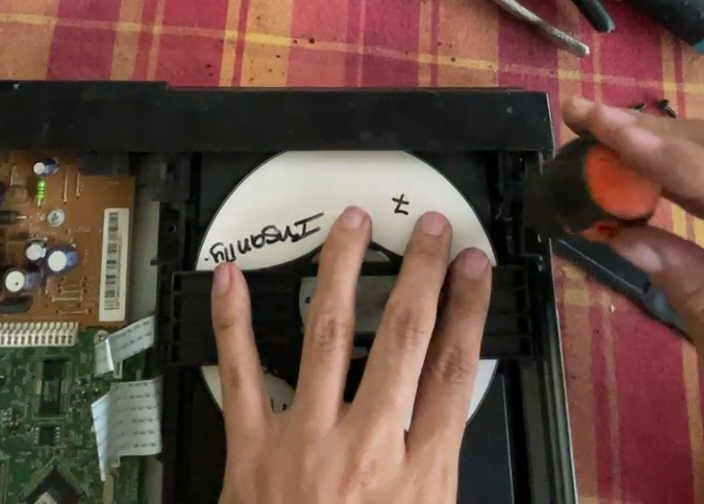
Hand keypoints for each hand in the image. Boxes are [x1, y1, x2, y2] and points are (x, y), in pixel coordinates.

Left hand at [209, 206, 493, 503]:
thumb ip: (440, 474)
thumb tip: (450, 409)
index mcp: (416, 480)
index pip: (453, 372)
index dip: (468, 310)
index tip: (473, 268)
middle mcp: (363, 452)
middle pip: (403, 339)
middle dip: (421, 275)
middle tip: (429, 230)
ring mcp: (303, 443)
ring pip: (328, 334)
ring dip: (342, 271)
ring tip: (353, 225)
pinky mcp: (250, 451)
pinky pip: (240, 373)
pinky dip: (232, 321)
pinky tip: (231, 277)